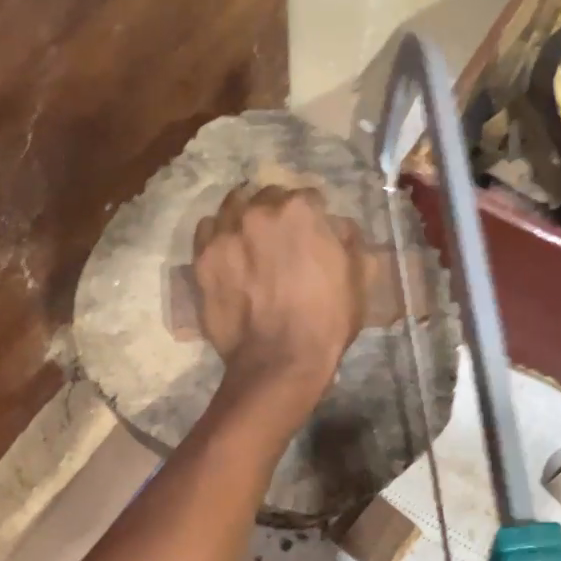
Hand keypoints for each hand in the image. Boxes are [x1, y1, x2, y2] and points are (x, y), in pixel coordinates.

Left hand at [192, 184, 363, 399]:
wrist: (278, 362)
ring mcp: (226, 233)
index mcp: (301, 210)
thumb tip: (337, 226)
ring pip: (233, 207)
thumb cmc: (326, 324)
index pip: (308, 198)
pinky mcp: (202, 258)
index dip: (313, 218)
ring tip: (250, 239)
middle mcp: (259, 211)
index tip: (313, 236)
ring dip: (244, 217)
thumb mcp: (357, 279)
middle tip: (281, 241)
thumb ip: (348, 240)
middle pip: (268, 198)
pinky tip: (227, 251)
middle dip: (277, 214)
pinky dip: (218, 235)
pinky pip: (207, 230)